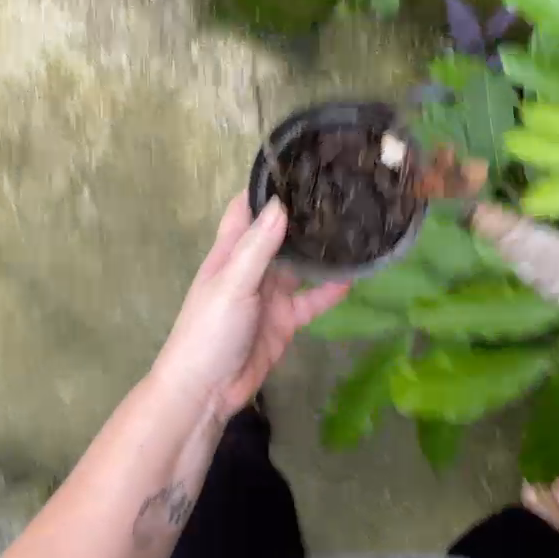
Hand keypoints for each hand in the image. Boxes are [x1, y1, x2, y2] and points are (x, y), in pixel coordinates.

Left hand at [150, 195, 350, 419]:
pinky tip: (353, 279)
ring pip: (299, 266)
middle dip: (303, 217)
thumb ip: (258, 247)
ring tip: (353, 229)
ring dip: (320, 252)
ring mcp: (268, 295)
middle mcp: (250, 268)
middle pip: (279, 234)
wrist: (206, 390)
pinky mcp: (284, 321)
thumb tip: (281, 204)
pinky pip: (310, 301)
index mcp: (229, 253)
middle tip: (340, 193)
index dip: (268, 188)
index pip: (247, 209)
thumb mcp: (232, 283)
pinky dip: (329, 291)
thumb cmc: (209, 331)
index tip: (299, 167)